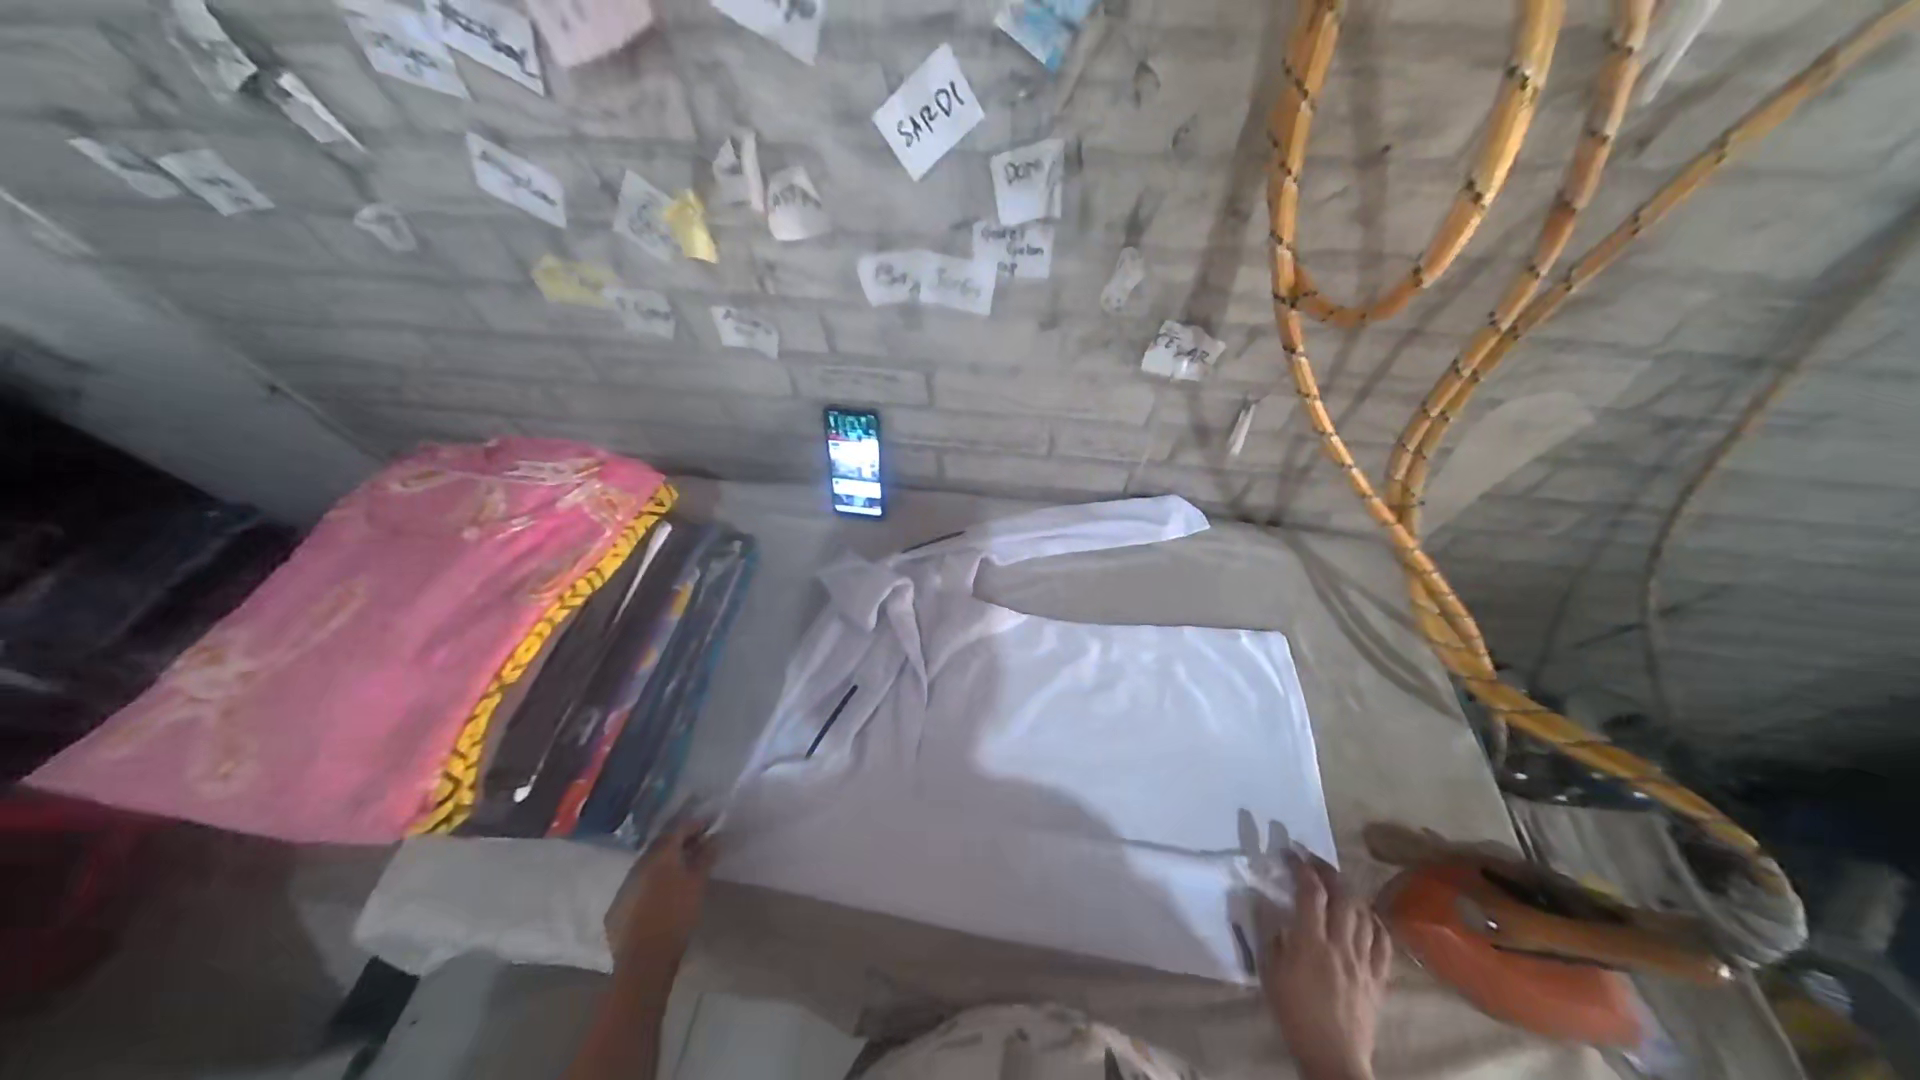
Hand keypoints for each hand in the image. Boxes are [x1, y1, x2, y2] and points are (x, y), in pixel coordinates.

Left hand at [606, 820, 716, 960]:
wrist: (643, 960)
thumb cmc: (677, 916)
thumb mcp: (698, 883)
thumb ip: (706, 857)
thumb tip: (714, 837)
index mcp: (660, 855)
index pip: (678, 828)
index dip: (695, 824)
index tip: (710, 825)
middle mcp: (638, 865)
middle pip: (661, 845)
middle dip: (681, 842)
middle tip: (699, 845)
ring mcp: (624, 886)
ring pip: (648, 865)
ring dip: (666, 862)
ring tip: (683, 869)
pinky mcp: (617, 907)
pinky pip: (638, 885)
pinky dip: (652, 882)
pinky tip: (662, 893)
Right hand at [1262, 853, 1392, 1079]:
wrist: (1332, 1057)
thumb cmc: (1293, 1014)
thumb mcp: (1268, 972)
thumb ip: (1267, 933)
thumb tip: (1262, 901)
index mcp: (1310, 942)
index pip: (1310, 892)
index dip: (1301, 867)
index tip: (1290, 853)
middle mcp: (1340, 945)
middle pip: (1343, 895)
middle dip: (1328, 870)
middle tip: (1313, 860)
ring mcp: (1363, 961)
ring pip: (1365, 914)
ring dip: (1350, 892)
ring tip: (1337, 883)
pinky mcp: (1378, 978)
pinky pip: (1383, 942)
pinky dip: (1375, 921)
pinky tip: (1367, 915)